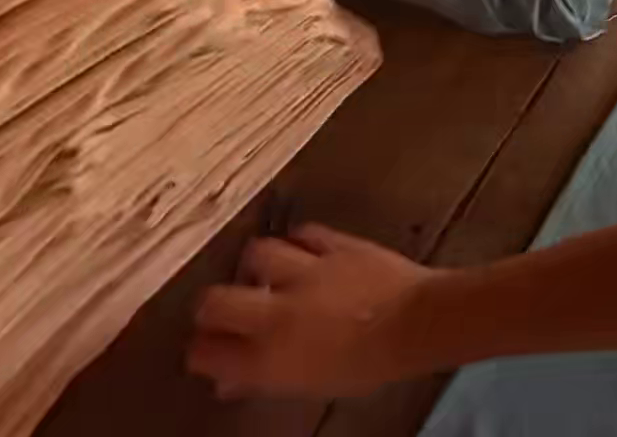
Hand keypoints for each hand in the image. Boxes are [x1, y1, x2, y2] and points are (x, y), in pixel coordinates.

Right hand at [187, 224, 439, 399]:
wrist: (414, 323)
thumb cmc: (365, 365)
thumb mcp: (307, 384)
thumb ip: (264, 376)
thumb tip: (232, 378)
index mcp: (266, 358)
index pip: (205, 351)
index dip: (202, 347)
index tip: (209, 343)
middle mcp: (278, 313)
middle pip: (215, 301)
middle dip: (212, 304)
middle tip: (227, 304)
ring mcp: (308, 273)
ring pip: (258, 253)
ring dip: (257, 261)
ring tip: (266, 267)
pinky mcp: (338, 245)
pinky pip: (306, 231)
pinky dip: (300, 238)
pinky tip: (304, 246)